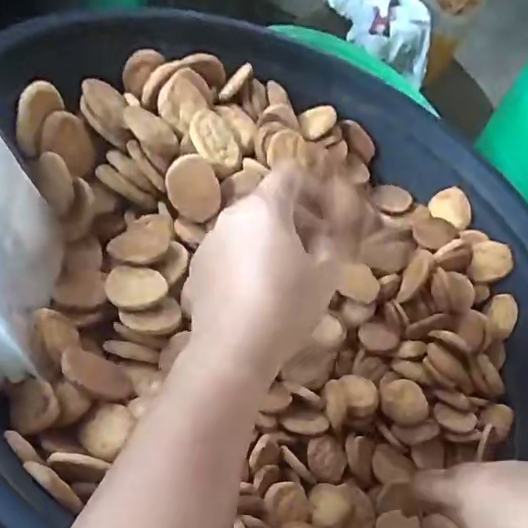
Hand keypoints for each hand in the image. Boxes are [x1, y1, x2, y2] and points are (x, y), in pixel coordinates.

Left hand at [180, 171, 357, 380]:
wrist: (232, 352)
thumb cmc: (286, 308)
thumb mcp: (325, 277)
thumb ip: (331, 244)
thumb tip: (327, 234)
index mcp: (265, 208)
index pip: (290, 174)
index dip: (314, 188)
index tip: (329, 215)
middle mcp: (231, 216)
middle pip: (266, 204)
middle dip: (294, 220)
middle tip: (314, 249)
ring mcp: (208, 244)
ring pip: (245, 232)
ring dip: (268, 243)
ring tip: (285, 277)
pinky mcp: (196, 273)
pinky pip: (229, 258)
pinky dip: (246, 265)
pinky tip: (257, 298)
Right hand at [412, 461, 527, 527]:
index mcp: (456, 486)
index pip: (420, 481)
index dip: (415, 496)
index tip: (421, 513)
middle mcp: (478, 468)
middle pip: (449, 475)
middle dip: (446, 494)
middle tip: (457, 521)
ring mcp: (508, 463)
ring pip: (479, 475)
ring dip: (477, 491)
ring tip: (494, 518)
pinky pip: (506, 476)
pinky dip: (504, 489)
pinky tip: (524, 511)